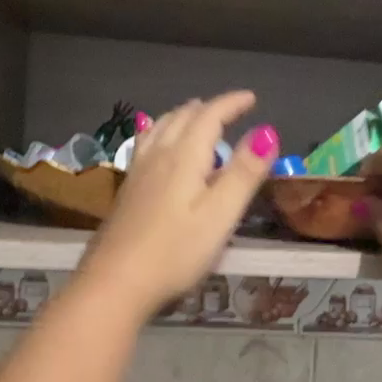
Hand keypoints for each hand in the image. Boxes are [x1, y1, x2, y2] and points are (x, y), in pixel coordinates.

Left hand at [77, 92, 277, 314]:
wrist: (115, 283)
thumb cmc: (175, 252)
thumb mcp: (220, 215)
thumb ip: (244, 173)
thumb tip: (267, 132)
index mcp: (184, 157)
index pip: (209, 116)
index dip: (231, 103)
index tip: (251, 98)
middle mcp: (158, 156)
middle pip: (182, 117)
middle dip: (209, 108)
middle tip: (231, 111)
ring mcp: (138, 174)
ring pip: (160, 128)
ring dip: (182, 117)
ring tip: (197, 119)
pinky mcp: (127, 192)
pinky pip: (145, 145)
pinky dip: (161, 133)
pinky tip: (157, 147)